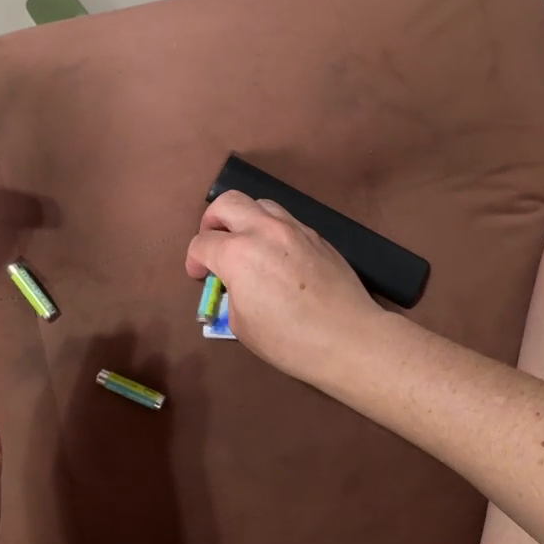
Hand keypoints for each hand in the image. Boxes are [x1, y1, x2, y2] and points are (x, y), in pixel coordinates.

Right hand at [185, 190, 384, 382]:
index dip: (194, 261)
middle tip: (214, 245)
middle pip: (227, 203)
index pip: (202, 243)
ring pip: (259, 204)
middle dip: (212, 221)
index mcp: (238, 253)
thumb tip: (235, 284)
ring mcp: (294, 228)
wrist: (348, 337)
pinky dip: (271, 230)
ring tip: (247, 245)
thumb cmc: (289, 340)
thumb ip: (231, 295)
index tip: (200, 276)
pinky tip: (276, 255)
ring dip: (245, 219)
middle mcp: (264, 230)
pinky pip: (286, 220)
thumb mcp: (242, 325)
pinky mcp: (317, 235)